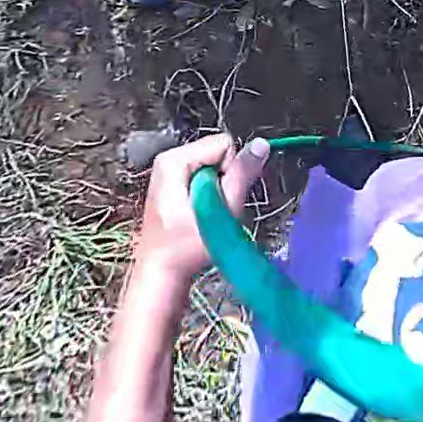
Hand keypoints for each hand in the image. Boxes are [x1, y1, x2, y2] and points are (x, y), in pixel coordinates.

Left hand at [132, 133, 269, 283]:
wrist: (161, 276)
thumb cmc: (186, 249)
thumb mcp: (221, 210)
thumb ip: (242, 174)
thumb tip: (261, 144)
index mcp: (174, 160)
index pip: (225, 145)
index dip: (232, 171)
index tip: (220, 199)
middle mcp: (169, 159)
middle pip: (220, 153)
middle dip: (225, 179)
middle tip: (215, 209)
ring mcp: (170, 170)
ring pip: (216, 165)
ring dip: (219, 188)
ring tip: (207, 213)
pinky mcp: (174, 181)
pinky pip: (207, 174)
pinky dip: (211, 192)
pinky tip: (202, 212)